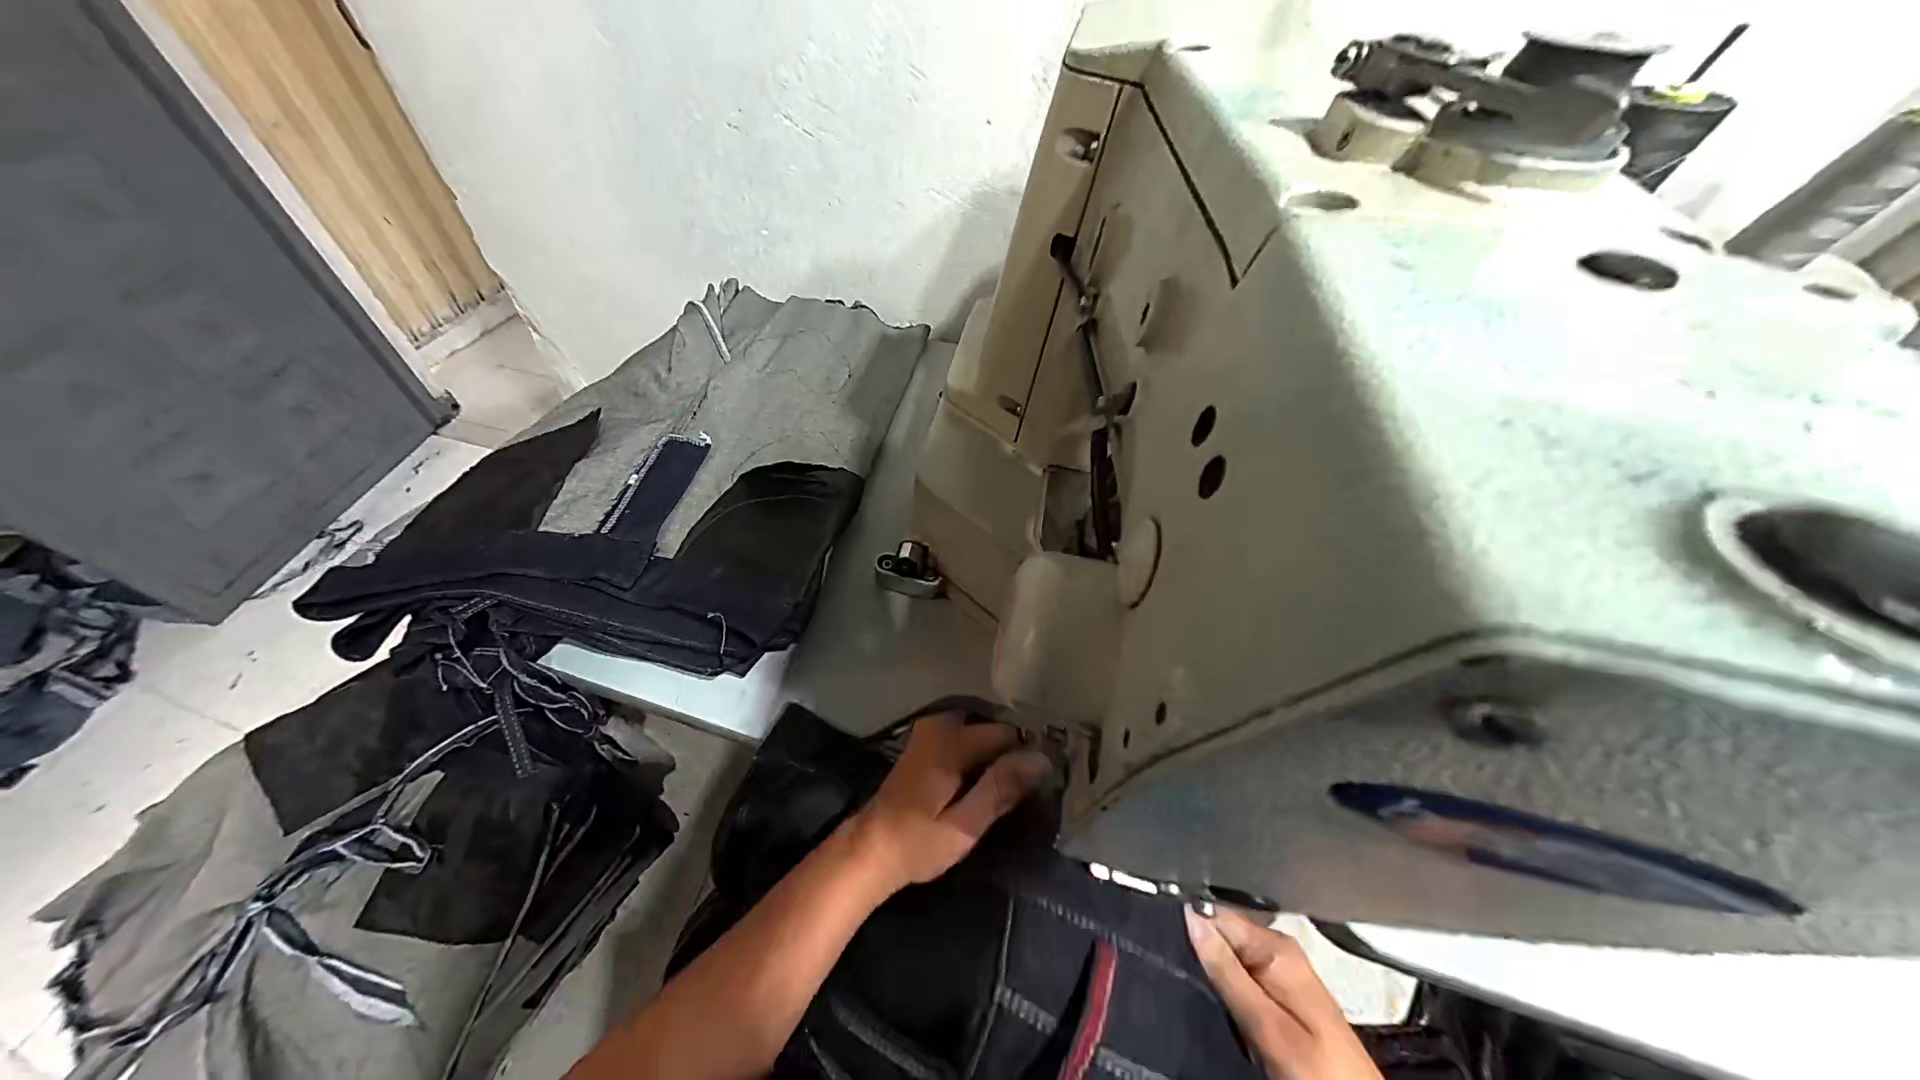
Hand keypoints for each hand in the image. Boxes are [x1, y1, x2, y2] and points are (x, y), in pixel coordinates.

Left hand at [842, 715, 1053, 894]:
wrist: (867, 852)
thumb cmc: (916, 843)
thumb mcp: (965, 824)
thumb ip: (1001, 787)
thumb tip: (1042, 757)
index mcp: (952, 741)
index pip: (1008, 734)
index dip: (1028, 757)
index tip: (1042, 784)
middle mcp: (941, 726)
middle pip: (994, 732)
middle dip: (1011, 757)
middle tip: (1023, 794)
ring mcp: (930, 734)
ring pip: (980, 738)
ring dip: (995, 761)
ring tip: (1007, 794)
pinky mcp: (925, 746)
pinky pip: (964, 743)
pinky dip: (978, 761)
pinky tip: (983, 789)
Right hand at [1186, 908, 1383, 1079]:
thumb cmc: (1320, 1072)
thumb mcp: (1268, 1026)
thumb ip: (1228, 972)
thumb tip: (1192, 917)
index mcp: (1278, 948)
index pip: (1217, 914)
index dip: (1190, 925)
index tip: (1164, 941)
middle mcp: (1279, 952)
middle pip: (1223, 934)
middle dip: (1200, 951)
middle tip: (1176, 973)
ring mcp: (1282, 974)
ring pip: (1229, 957)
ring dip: (1210, 971)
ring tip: (1191, 987)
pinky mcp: (1281, 995)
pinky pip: (1240, 977)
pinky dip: (1224, 987)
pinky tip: (1215, 1000)